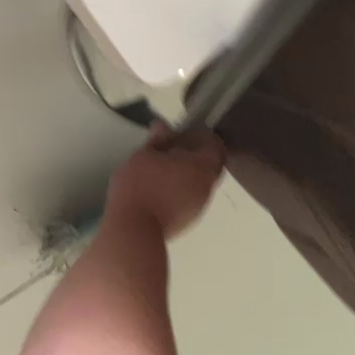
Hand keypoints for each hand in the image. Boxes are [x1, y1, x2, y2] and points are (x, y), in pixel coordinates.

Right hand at [105, 122, 225, 237]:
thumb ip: (156, 140)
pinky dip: (184, 186)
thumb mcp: (142, 156)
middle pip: (212, 165)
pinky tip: (163, 185)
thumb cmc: (139, 185)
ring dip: (190, 171)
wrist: (137, 227)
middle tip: (175, 146)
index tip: (190, 130)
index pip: (216, 147)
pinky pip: (193, 195)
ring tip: (165, 166)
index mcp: (200, 167)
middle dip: (197, 154)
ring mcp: (201, 204)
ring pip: (202, 182)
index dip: (206, 136)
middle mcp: (207, 186)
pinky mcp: (191, 218)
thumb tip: (163, 126)